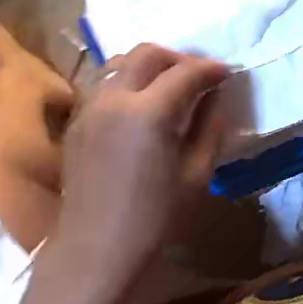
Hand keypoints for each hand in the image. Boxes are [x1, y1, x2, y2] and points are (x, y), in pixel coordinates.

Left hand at [46, 44, 230, 294]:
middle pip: (147, 54)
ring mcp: (89, 107)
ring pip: (119, 63)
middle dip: (178, 58)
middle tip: (198, 76)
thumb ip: (209, 127)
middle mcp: (114, 98)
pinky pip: (102, 84)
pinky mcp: (75, 121)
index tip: (227, 73)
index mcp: (148, 111)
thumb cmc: (154, 219)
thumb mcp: (196, 175)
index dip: (210, 69)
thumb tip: (215, 96)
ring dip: (148, 65)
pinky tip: (138, 106)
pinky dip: (125, 81)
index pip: (186, 72)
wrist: (95, 250)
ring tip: (167, 85)